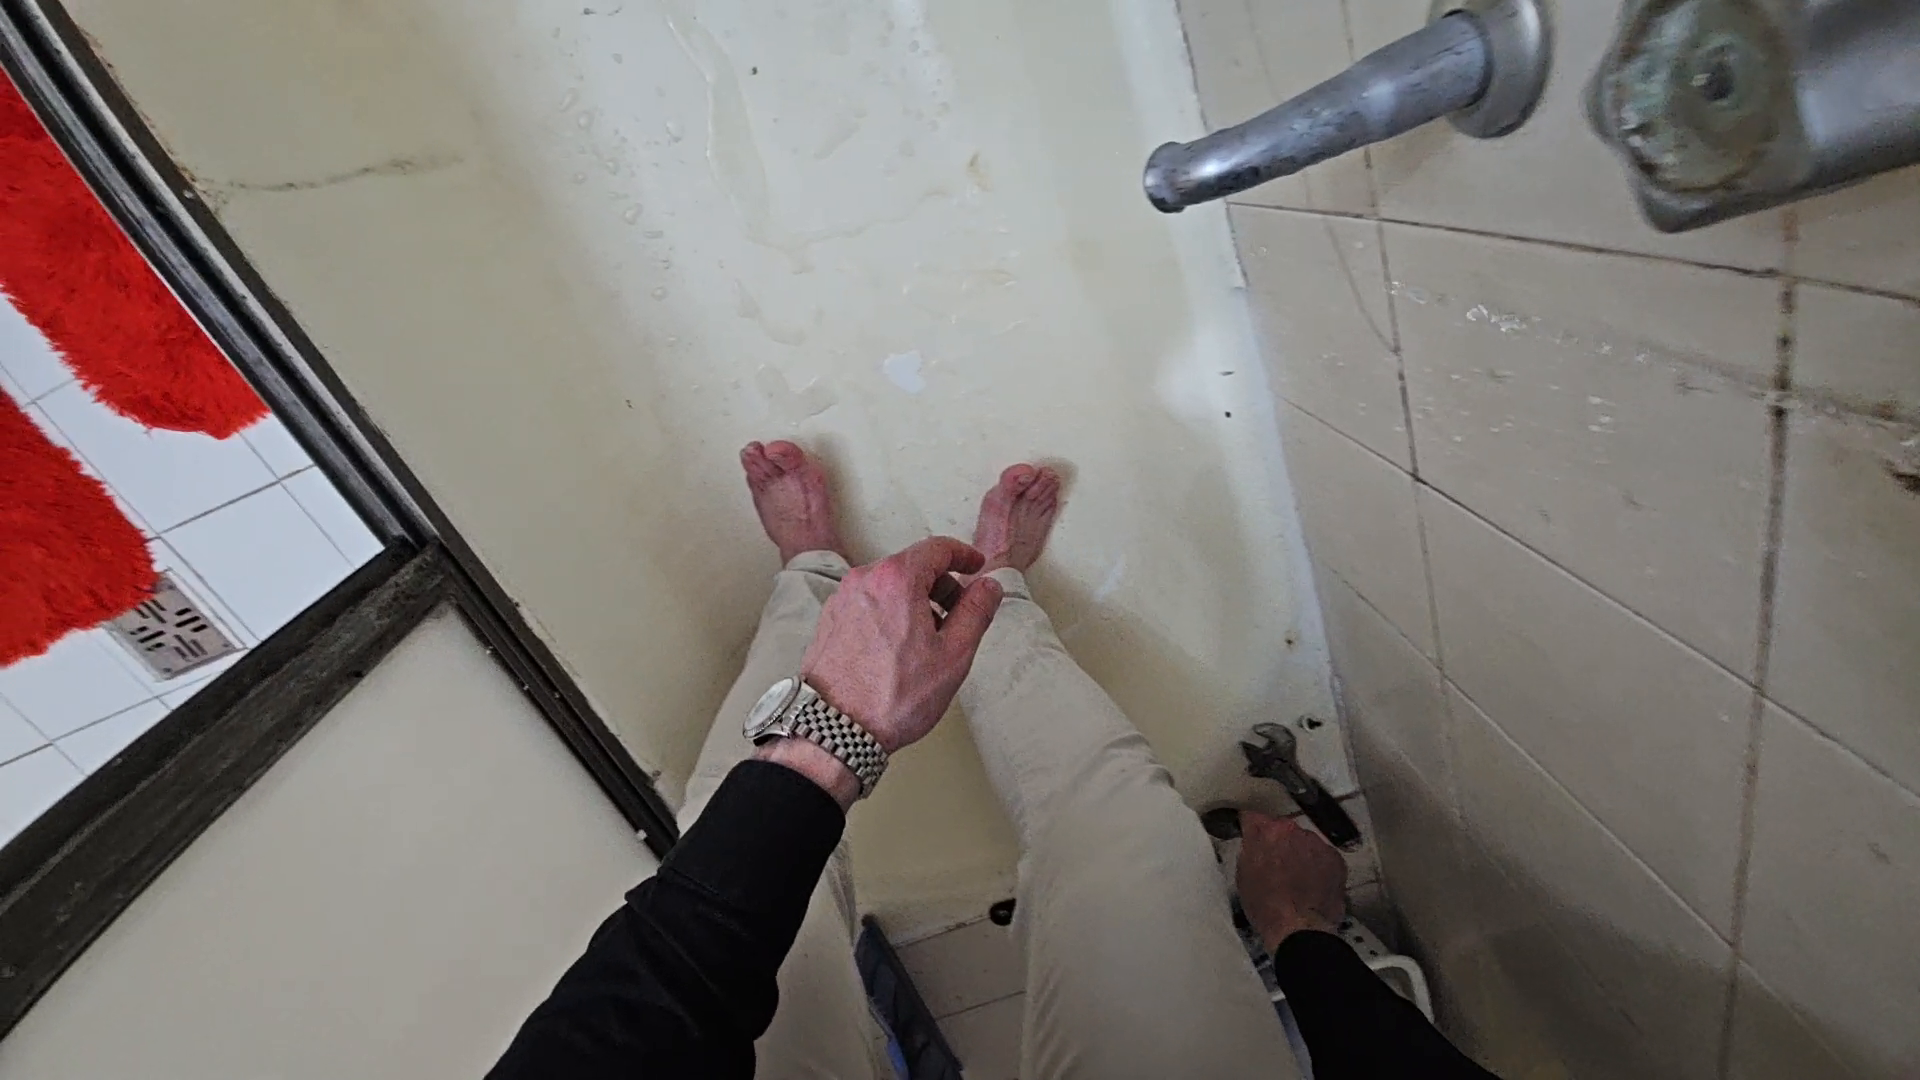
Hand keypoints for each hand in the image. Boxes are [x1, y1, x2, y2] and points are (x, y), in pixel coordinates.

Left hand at [802, 537, 1003, 754]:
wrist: (835, 729)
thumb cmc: (892, 697)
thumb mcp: (953, 654)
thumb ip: (976, 612)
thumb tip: (989, 587)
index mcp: (896, 580)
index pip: (937, 548)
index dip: (963, 554)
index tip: (976, 565)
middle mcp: (864, 580)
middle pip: (913, 565)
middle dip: (942, 584)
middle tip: (960, 614)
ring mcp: (843, 600)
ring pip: (890, 585)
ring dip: (917, 600)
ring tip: (930, 640)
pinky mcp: (831, 620)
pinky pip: (870, 602)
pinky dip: (892, 612)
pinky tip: (901, 648)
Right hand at [1236, 812, 1347, 950]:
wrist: (1299, 928)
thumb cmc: (1264, 904)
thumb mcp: (1243, 872)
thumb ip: (1250, 848)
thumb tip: (1256, 843)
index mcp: (1264, 831)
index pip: (1252, 818)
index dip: (1250, 829)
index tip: (1251, 838)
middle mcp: (1291, 830)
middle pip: (1282, 828)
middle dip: (1278, 840)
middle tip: (1276, 862)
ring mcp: (1316, 843)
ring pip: (1304, 841)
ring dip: (1300, 851)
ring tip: (1299, 875)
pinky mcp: (1336, 859)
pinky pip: (1323, 855)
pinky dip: (1318, 864)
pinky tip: (1314, 883)